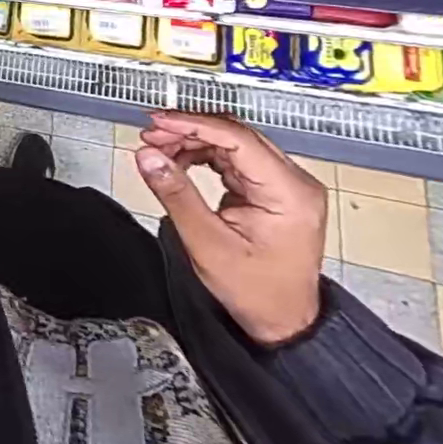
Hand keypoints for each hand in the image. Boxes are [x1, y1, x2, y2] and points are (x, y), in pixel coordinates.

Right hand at [136, 111, 328, 344]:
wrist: (283, 321)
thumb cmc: (256, 292)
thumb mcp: (207, 244)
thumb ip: (176, 194)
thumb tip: (149, 157)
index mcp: (289, 192)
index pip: (237, 138)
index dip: (193, 124)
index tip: (159, 121)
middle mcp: (293, 181)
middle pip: (235, 134)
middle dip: (189, 129)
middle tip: (151, 133)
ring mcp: (284, 183)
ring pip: (232, 142)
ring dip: (193, 140)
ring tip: (158, 147)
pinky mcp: (272, 188)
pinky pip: (234, 157)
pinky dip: (203, 154)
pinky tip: (180, 160)